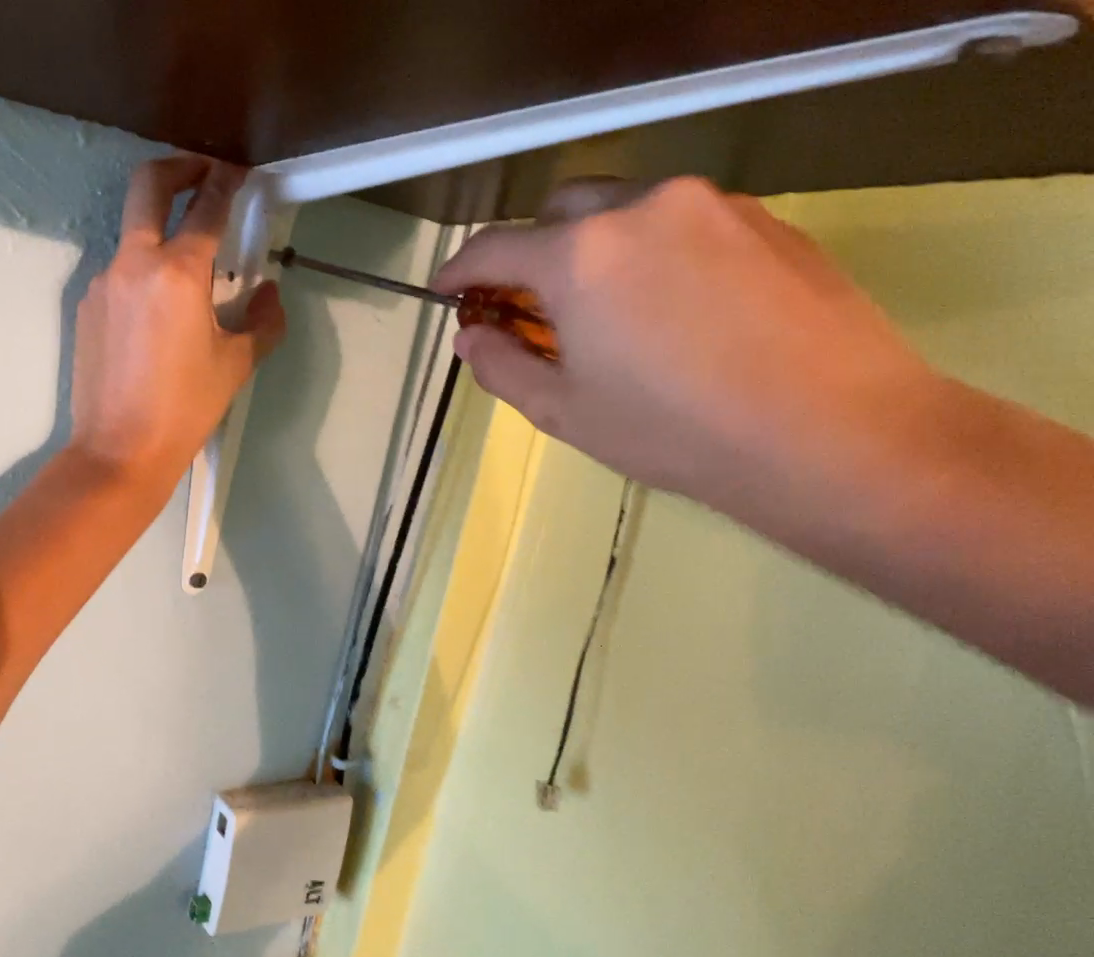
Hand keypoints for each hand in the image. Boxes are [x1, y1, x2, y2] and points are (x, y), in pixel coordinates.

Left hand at [68, 157, 286, 481]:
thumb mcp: (236, 364)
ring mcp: (102, 284)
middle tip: (203, 175)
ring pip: (131, 234)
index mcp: (176, 272)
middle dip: (179, 167)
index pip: (206, 205)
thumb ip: (262, 320)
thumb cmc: (184, 409)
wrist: (118, 451)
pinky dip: (142, 274)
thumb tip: (269, 293)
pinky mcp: (86, 308)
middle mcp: (133, 264)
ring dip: (159, 233)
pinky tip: (158, 315)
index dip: (227, 180)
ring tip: (187, 274)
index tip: (239, 172)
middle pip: (148, 185)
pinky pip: (119, 275)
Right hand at [432, 177, 944, 512]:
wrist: (830, 430)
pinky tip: (674, 308)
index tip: (448, 293)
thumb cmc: (673, 429)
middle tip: (533, 304)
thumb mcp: (563, 410)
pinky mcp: (766, 219)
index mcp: (580, 254)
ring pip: (626, 208)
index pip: (494, 247)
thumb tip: (471, 337)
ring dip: (596, 246)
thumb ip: (501, 365)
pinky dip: (655, 251)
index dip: (460, 271)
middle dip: (532, 249)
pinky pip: (684, 221)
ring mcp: (711, 206)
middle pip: (560, 209)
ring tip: (610, 309)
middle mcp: (641, 208)